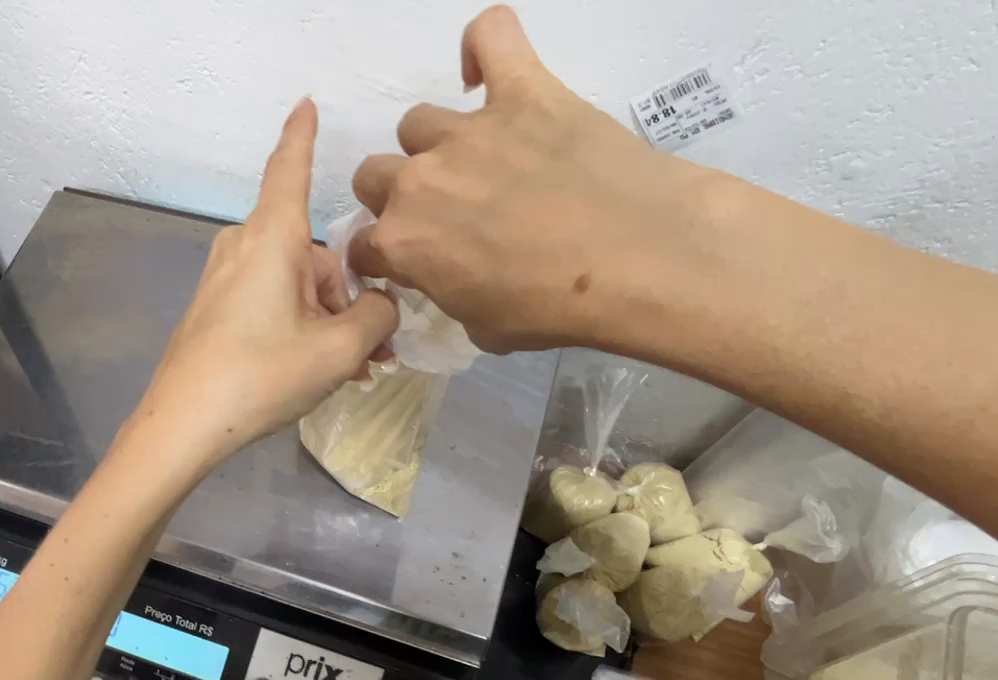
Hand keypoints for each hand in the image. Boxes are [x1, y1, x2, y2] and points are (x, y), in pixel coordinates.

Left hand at [128, 99, 398, 473]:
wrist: (182, 425)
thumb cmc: (261, 375)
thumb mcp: (337, 350)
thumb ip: (377, 317)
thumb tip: (382, 306)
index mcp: (272, 238)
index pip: (290, 168)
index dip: (302, 136)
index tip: (306, 104)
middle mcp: (244, 248)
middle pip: (312, 255)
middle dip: (347, 300)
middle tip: (373, 355)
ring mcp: (223, 283)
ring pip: (294, 288)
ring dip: (328, 324)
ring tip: (350, 374)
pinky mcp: (213, 314)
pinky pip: (269, 307)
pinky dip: (298, 331)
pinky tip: (315, 373)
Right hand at [349, 6, 739, 354]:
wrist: (634, 262)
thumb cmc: (550, 311)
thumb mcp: (478, 327)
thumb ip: (446, 290)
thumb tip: (451, 273)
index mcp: (401, 242)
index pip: (363, 245)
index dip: (382, 257)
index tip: (408, 263)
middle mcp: (418, 181)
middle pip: (373, 175)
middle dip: (396, 198)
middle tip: (440, 214)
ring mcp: (468, 130)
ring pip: (417, 123)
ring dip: (434, 145)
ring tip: (475, 162)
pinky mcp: (524, 89)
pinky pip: (489, 35)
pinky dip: (482, 48)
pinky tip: (488, 76)